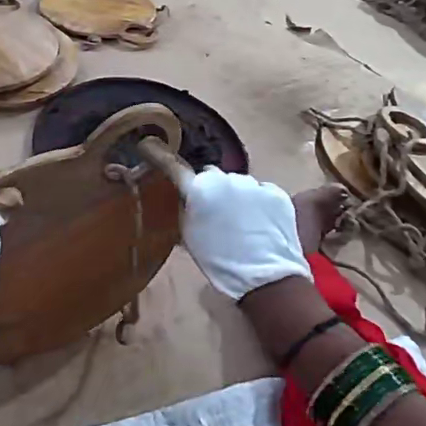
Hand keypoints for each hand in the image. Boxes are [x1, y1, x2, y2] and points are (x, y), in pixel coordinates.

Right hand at [167, 163, 309, 300]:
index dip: (161, 157)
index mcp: (199, 189)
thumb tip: (180, 198)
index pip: (175, 167)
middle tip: (213, 212)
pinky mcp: (276, 193)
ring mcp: (254, 184)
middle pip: (211, 176)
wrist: (267, 279)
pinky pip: (260, 192)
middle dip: (209, 188)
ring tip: (241, 222)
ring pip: (237, 183)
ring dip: (235, 196)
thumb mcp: (190, 238)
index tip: (149, 147)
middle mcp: (225, 178)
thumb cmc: (220, 263)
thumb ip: (184, 210)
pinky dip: (258, 203)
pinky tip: (260, 224)